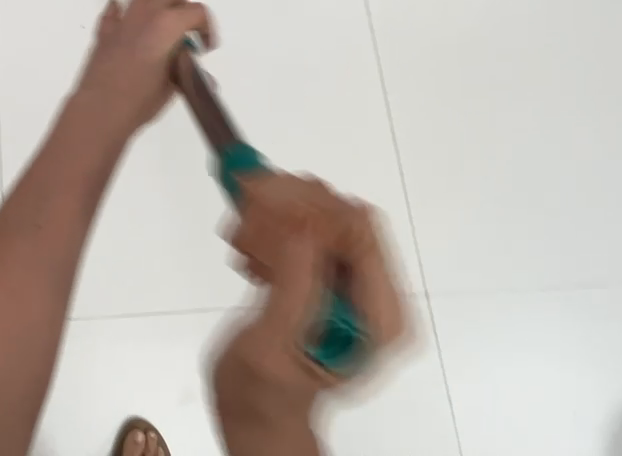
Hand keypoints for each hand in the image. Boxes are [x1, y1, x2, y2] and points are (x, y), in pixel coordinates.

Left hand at [66, 0, 214, 139]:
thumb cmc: (141, 99)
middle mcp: (144, 15)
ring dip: (157, 4)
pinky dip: (124, 12)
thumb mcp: (174, 85)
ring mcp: (121, 21)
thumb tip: (191, 67)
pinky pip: (115, 11)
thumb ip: (184, 68)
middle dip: (183, 10)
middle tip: (187, 34)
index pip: (196, 11)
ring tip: (163, 27)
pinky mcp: (104, 32)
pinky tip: (129, 23)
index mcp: (166, 24)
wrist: (101, 110)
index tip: (205, 47)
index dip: (207, 27)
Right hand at [211, 175, 407, 455]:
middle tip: (244, 233)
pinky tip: (249, 254)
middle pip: (339, 213)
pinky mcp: (330, 271)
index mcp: (378, 317)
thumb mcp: (273, 347)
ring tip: (243, 250)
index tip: (259, 209)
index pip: (359, 230)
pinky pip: (305, 222)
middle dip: (286, 210)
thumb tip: (305, 226)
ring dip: (273, 215)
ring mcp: (354, 281)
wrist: (259, 412)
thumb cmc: (263, 393)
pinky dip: (270, 225)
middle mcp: (376, 293)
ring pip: (319, 210)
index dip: (309, 209)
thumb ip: (295, 290)